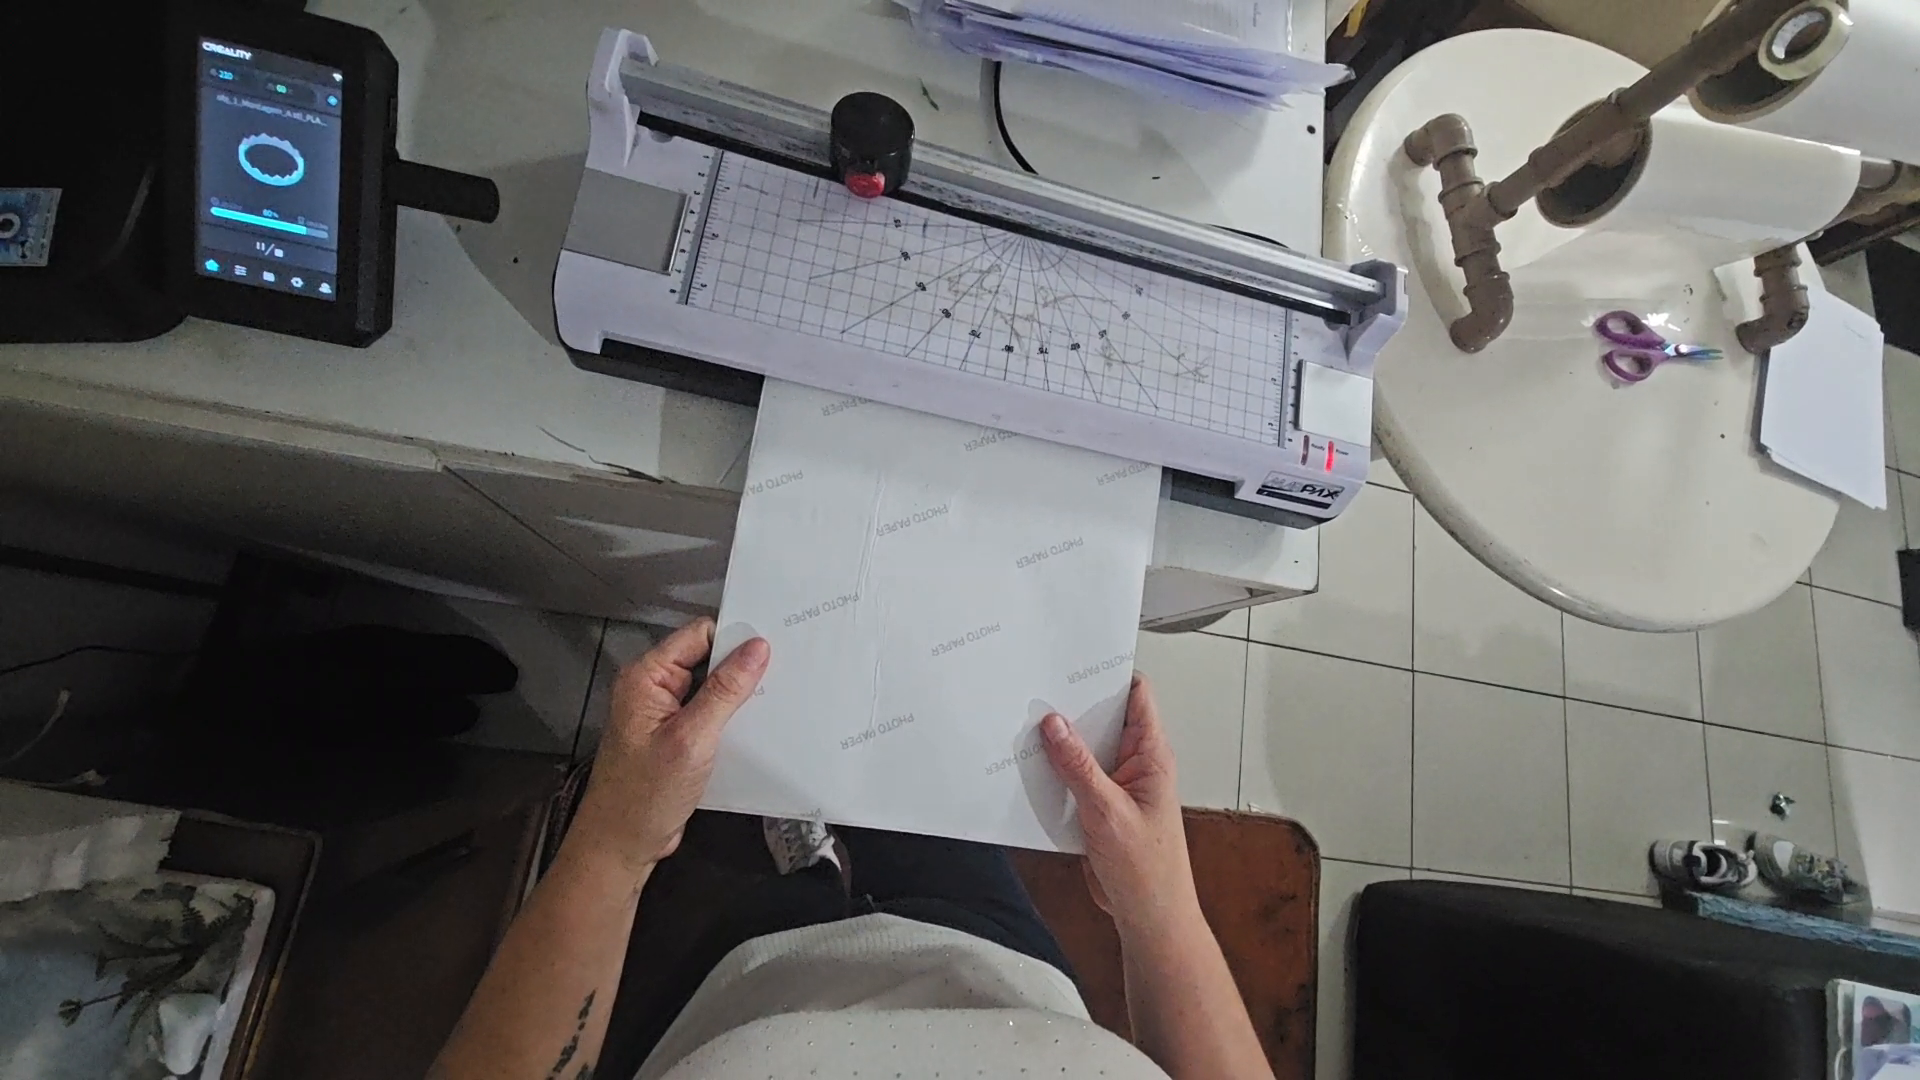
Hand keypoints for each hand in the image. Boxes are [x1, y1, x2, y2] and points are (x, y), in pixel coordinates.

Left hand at [567, 618, 768, 878]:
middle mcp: (654, 686)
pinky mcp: (676, 734)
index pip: (700, 634)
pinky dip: (732, 714)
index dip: (735, 637)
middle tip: (787, 669)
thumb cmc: (648, 792)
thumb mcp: (692, 738)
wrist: (621, 848)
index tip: (775, 645)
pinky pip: (710, 710)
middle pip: (707, 656)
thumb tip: (759, 646)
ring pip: (712, 684)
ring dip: (740, 691)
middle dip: (743, 663)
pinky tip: (759, 722)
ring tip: (780, 694)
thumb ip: (725, 690)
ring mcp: (665, 711)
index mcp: (648, 676)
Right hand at [1041, 673, 1199, 936]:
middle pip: (1103, 717)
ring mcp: (1115, 782)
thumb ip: (1078, 766)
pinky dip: (1054, 768)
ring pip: (1084, 746)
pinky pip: (1073, 774)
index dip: (1110, 672)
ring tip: (1024, 721)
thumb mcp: (1107, 811)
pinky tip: (1028, 763)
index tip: (1076, 659)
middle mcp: (1134, 762)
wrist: (1147, 918)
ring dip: (1060, 739)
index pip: (1136, 695)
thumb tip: (1054, 723)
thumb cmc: (1146, 870)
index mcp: (1150, 755)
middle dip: (1073, 704)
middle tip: (1037, 688)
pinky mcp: (1097, 802)